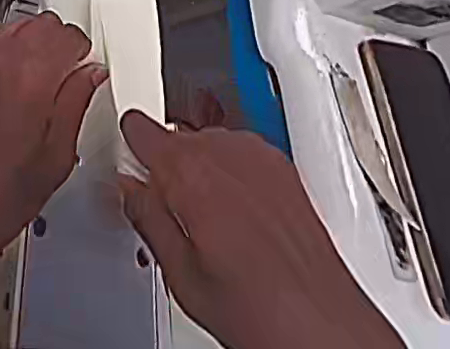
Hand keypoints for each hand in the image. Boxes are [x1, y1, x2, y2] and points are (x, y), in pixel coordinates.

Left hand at [0, 13, 107, 300]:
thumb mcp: (59, 153)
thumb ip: (78, 101)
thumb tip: (91, 74)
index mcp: (32, 76)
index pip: (70, 35)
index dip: (83, 55)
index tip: (84, 72)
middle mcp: (3, 60)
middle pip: (47, 23)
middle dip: (62, 44)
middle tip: (67, 75)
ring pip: (22, 25)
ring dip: (37, 43)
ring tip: (42, 80)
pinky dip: (12, 51)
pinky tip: (18, 82)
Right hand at [119, 111, 405, 348]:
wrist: (320, 321)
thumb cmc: (259, 307)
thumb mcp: (179, 273)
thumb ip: (146, 217)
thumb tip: (129, 190)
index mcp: (187, 170)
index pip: (141, 127)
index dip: (130, 141)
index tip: (130, 157)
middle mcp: (222, 149)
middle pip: (176, 136)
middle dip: (168, 166)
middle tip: (172, 209)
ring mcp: (254, 151)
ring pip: (209, 141)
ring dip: (202, 166)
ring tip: (213, 220)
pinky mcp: (279, 161)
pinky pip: (240, 150)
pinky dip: (234, 169)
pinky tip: (240, 214)